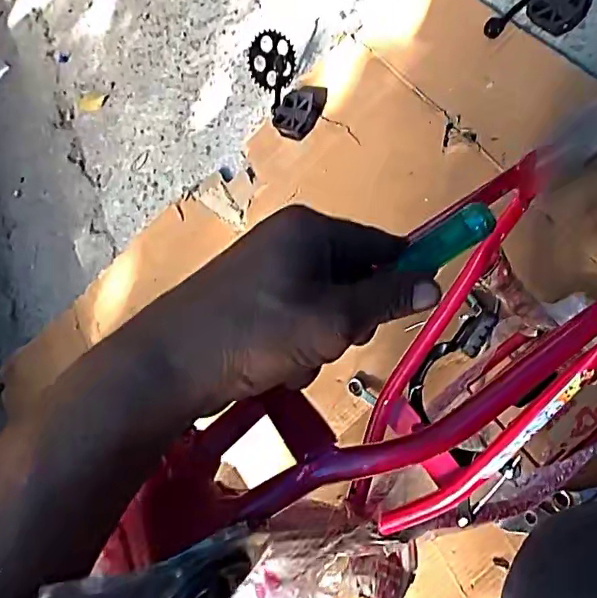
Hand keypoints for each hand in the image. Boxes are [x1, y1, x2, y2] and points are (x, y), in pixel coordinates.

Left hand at [114, 205, 441, 422]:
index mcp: (309, 229)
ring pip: (326, 305)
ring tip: (296, 359)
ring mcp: (266, 269)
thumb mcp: (332, 320)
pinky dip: (297, 344)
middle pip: (353, 276)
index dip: (403, 273)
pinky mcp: (250, 299)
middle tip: (332, 340)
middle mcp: (288, 240)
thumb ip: (385, 298)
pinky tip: (274, 366)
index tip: (418, 304)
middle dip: (351, 316)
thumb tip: (432, 282)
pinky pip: (297, 318)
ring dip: (324, 338)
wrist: (164, 368)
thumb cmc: (254, 334)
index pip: (380, 242)